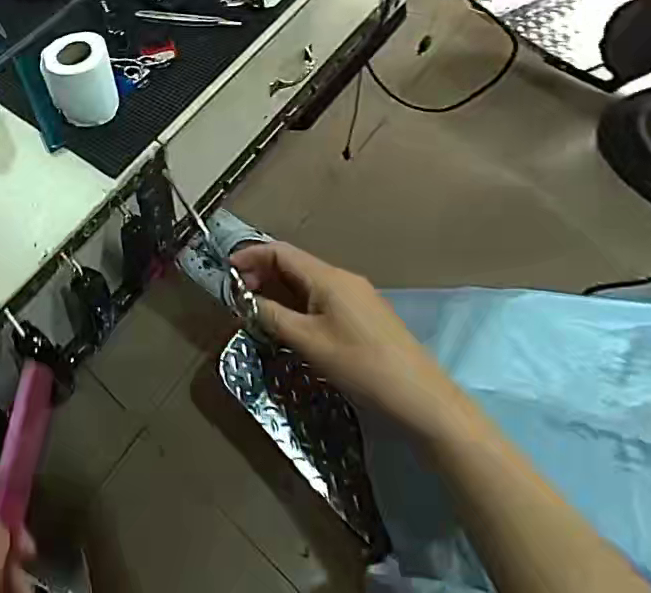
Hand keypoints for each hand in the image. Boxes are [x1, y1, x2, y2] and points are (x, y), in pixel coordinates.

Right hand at [231, 243, 447, 425]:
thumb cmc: (362, 366)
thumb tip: (246, 300)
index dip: (251, 256)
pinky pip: (322, 298)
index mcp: (328, 277)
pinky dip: (298, 303)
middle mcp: (342, 278)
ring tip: (258, 309)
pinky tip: (290, 324)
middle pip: (294, 264)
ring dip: (279, 290)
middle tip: (239, 295)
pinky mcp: (364, 315)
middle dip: (262, 274)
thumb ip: (273, 317)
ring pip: (307, 282)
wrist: (422, 399)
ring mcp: (356, 296)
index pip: (280, 252)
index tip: (227, 271)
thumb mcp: (309, 343)